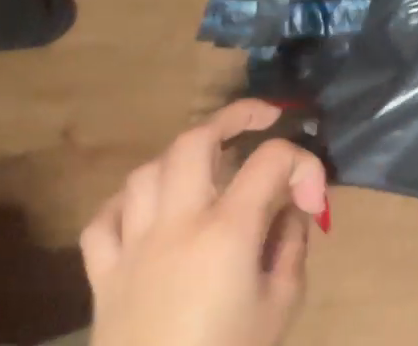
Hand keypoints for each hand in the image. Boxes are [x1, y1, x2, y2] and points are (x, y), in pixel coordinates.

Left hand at [81, 100, 328, 345]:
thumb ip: (291, 245)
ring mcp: (132, 248)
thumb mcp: (282, 301)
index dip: (306, 164)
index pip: (273, 159)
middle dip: (235, 116)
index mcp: (228, 230)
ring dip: (182, 158)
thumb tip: (288, 212)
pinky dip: (128, 202)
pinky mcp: (102, 276)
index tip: (315, 200)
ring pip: (146, 172)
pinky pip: (102, 220)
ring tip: (210, 165)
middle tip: (264, 117)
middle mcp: (177, 224)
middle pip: (194, 142)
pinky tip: (152, 207)